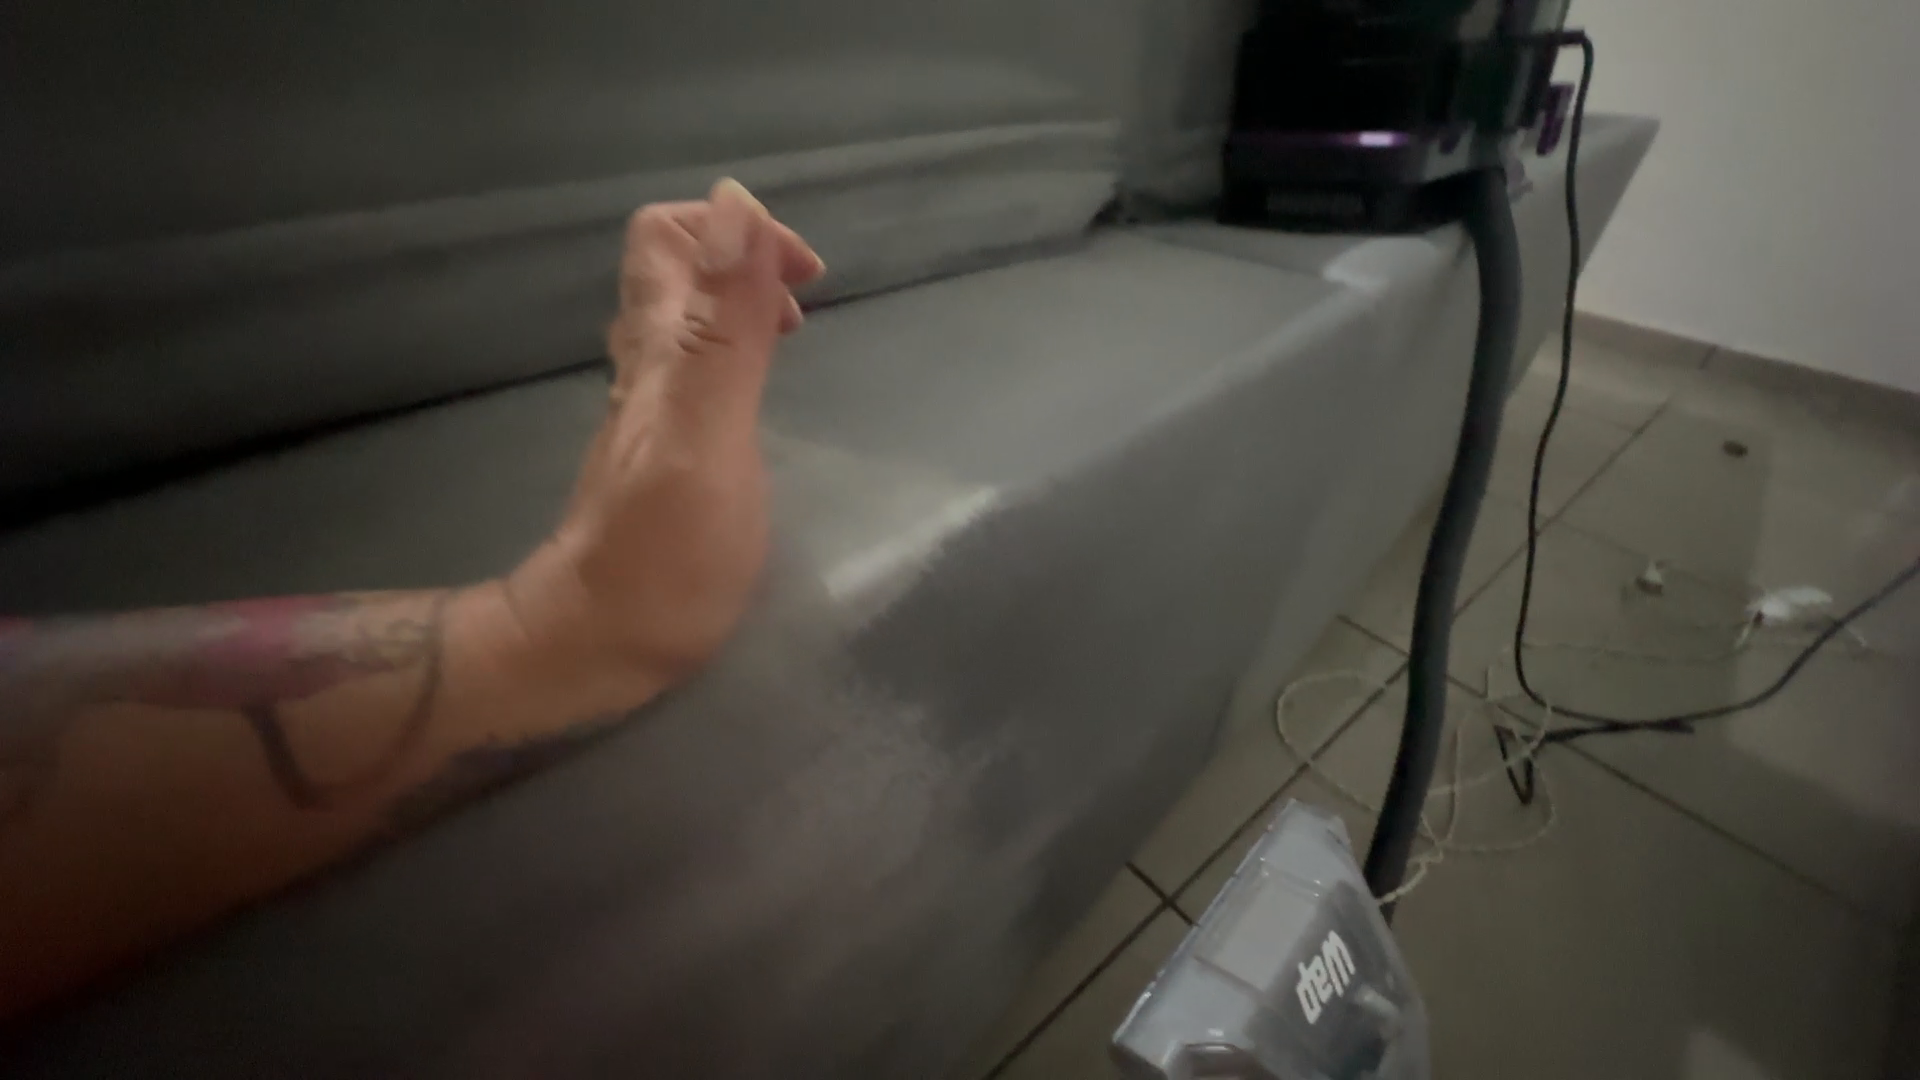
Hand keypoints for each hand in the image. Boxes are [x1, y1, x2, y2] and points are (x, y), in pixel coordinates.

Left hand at [505, 179, 824, 690]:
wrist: (599, 646)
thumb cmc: (664, 557)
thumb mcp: (706, 438)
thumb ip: (726, 333)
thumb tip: (737, 207)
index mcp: (658, 354)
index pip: (667, 239)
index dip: (734, 233)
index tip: (801, 279)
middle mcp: (647, 370)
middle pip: (672, 271)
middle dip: (743, 261)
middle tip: (801, 304)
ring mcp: (653, 413)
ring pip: (685, 321)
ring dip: (740, 304)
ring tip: (791, 333)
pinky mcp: (665, 452)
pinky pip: (697, 370)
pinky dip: (737, 353)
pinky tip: (761, 392)